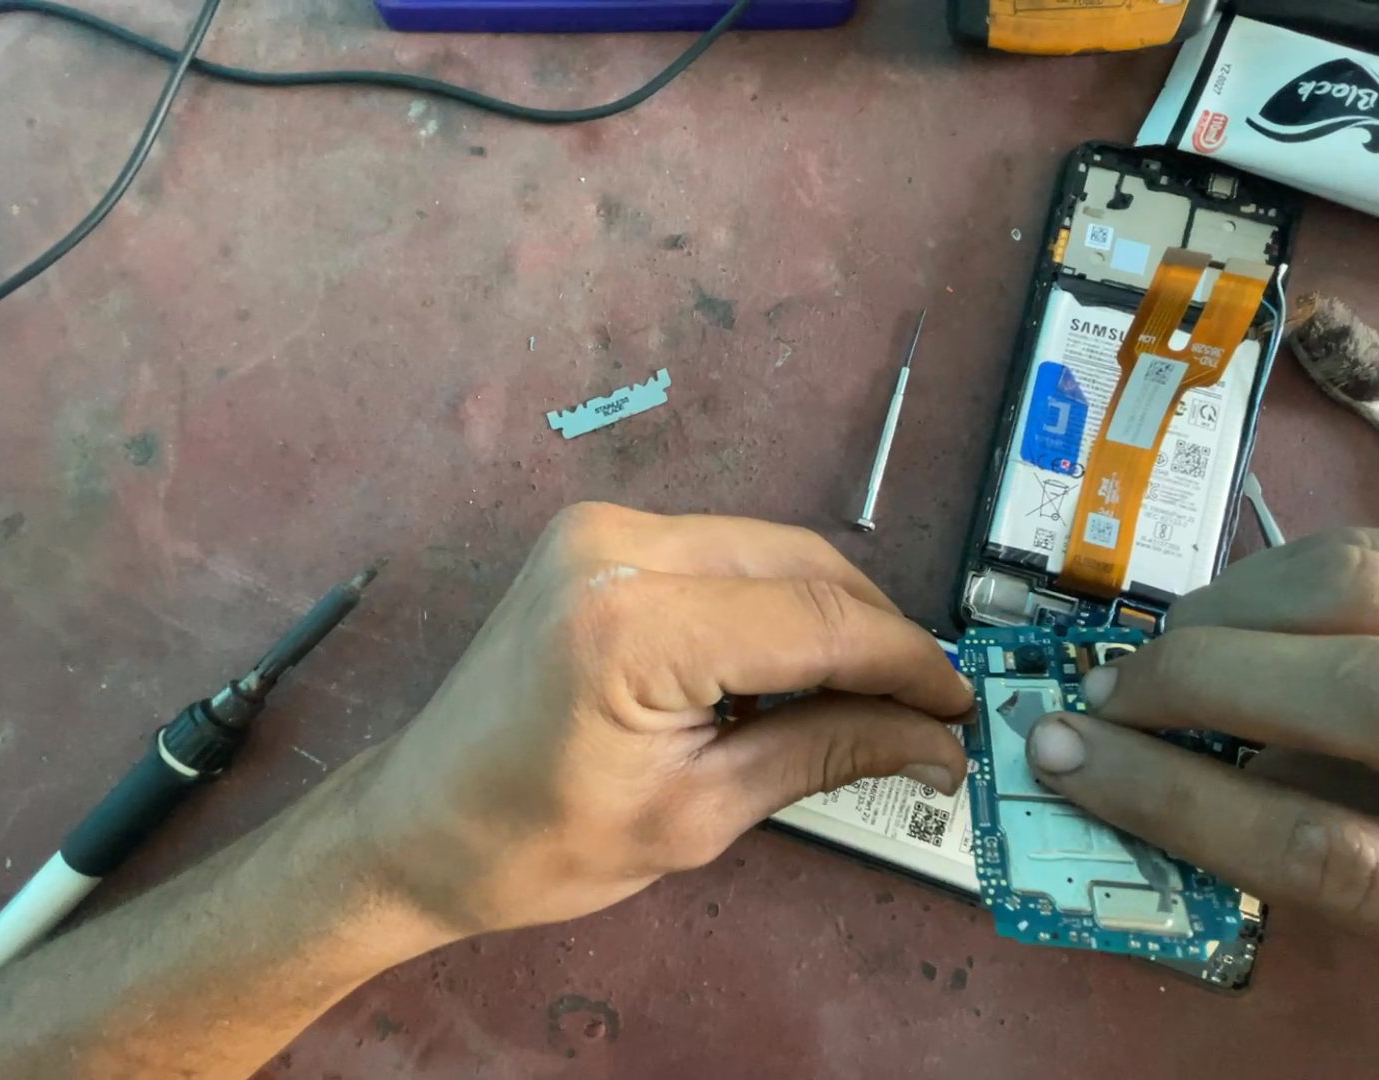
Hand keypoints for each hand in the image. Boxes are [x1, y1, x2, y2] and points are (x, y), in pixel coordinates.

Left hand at [346, 503, 973, 938]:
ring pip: (769, 549)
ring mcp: (603, 526)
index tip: (955, 705)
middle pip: (799, 565)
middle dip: (873, 632)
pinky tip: (789, 659)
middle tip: (920, 701)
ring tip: (862, 688)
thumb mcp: (698, 814)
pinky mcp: (600, 533)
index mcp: (632, 624)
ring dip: (827, 613)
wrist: (423, 819)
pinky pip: (725, 553)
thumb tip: (933, 739)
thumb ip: (825, 752)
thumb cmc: (541, 843)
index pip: (813, 620)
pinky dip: (773, 600)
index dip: (902, 661)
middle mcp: (617, 544)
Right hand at [1024, 528, 1378, 1013]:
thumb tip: (1128, 752)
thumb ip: (1293, 840)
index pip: (1329, 853)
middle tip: (1106, 691)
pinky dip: (1272, 573)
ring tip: (1172, 644)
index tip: (1060, 753)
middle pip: (1367, 701)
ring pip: (1366, 597)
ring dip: (1223, 614)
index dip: (1166, 795)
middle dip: (1189, 681)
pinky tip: (1245, 608)